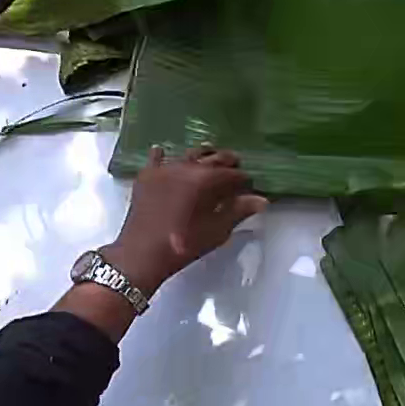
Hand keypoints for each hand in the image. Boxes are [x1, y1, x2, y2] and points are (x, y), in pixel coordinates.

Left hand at [103, 147, 267, 292]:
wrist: (142, 253)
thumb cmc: (183, 244)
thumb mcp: (216, 230)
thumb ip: (238, 211)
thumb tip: (262, 200)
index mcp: (206, 179)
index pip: (233, 174)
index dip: (244, 179)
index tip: (249, 185)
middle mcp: (186, 167)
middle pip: (213, 158)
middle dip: (227, 162)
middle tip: (236, 167)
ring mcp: (164, 169)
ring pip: (189, 154)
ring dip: (203, 155)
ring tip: (210, 158)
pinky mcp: (147, 176)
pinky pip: (157, 158)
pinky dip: (164, 155)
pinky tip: (165, 153)